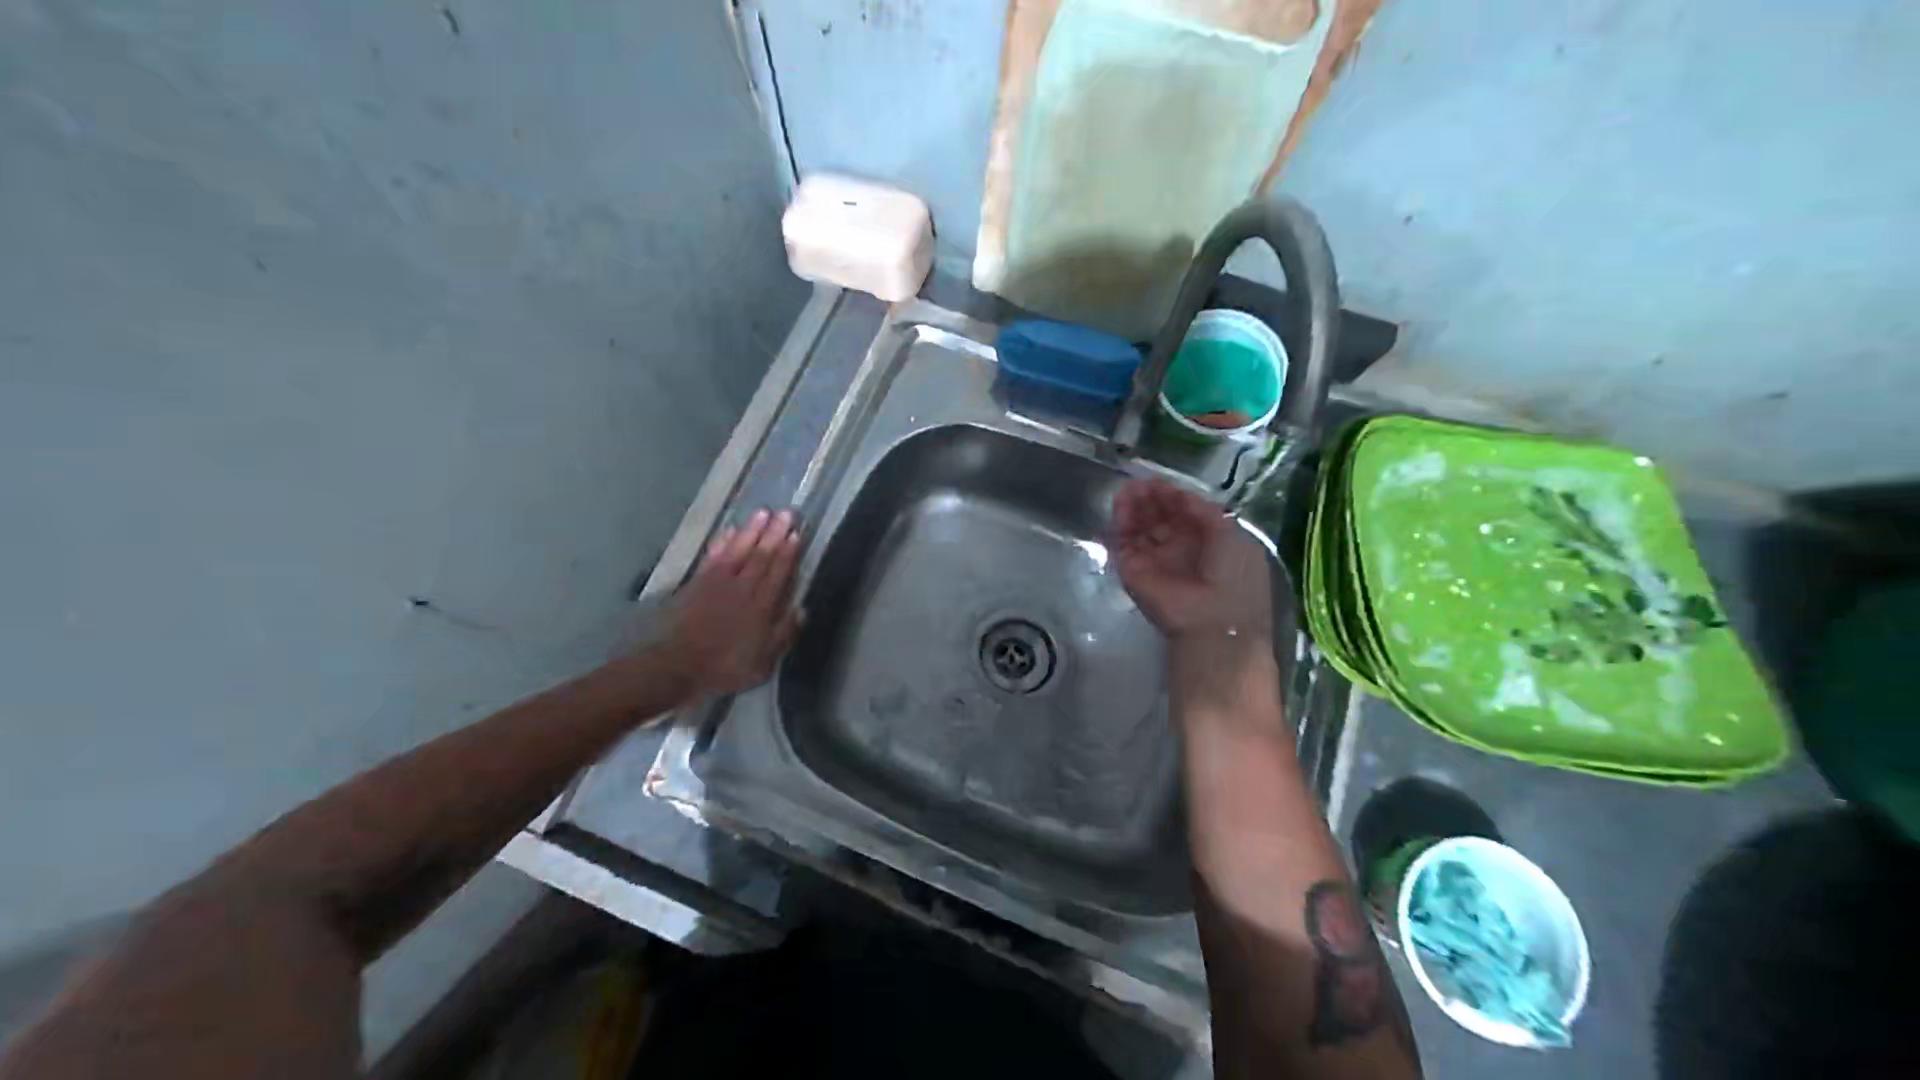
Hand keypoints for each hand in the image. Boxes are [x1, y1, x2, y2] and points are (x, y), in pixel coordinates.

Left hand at [666, 509, 803, 697]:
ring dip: (752, 530)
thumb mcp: (762, 664)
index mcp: (761, 608)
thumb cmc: (724, 668)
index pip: (779, 574)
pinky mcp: (698, 583)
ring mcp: (718, 583)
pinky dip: (723, 542)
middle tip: (786, 513)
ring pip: (739, 550)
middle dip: (775, 533)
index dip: (788, 553)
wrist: (675, 666)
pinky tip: (730, 530)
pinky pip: (714, 556)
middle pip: (762, 556)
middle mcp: (742, 589)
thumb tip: (801, 609)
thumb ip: (783, 635)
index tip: (796, 534)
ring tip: (763, 512)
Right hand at [1111, 478, 1274, 644]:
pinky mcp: (1132, 572)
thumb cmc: (1233, 576)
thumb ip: (1203, 512)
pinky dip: (1120, 526)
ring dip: (1132, 508)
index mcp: (1206, 542)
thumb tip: (1179, 496)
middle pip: (1158, 518)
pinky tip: (1121, 508)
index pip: (1182, 514)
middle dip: (1148, 499)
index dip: (1169, 496)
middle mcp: (1178, 551)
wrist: (1214, 621)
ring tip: (1125, 492)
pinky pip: (1123, 544)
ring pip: (1139, 529)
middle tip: (1136, 484)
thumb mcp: (1229, 533)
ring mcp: (1154, 562)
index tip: (1155, 482)